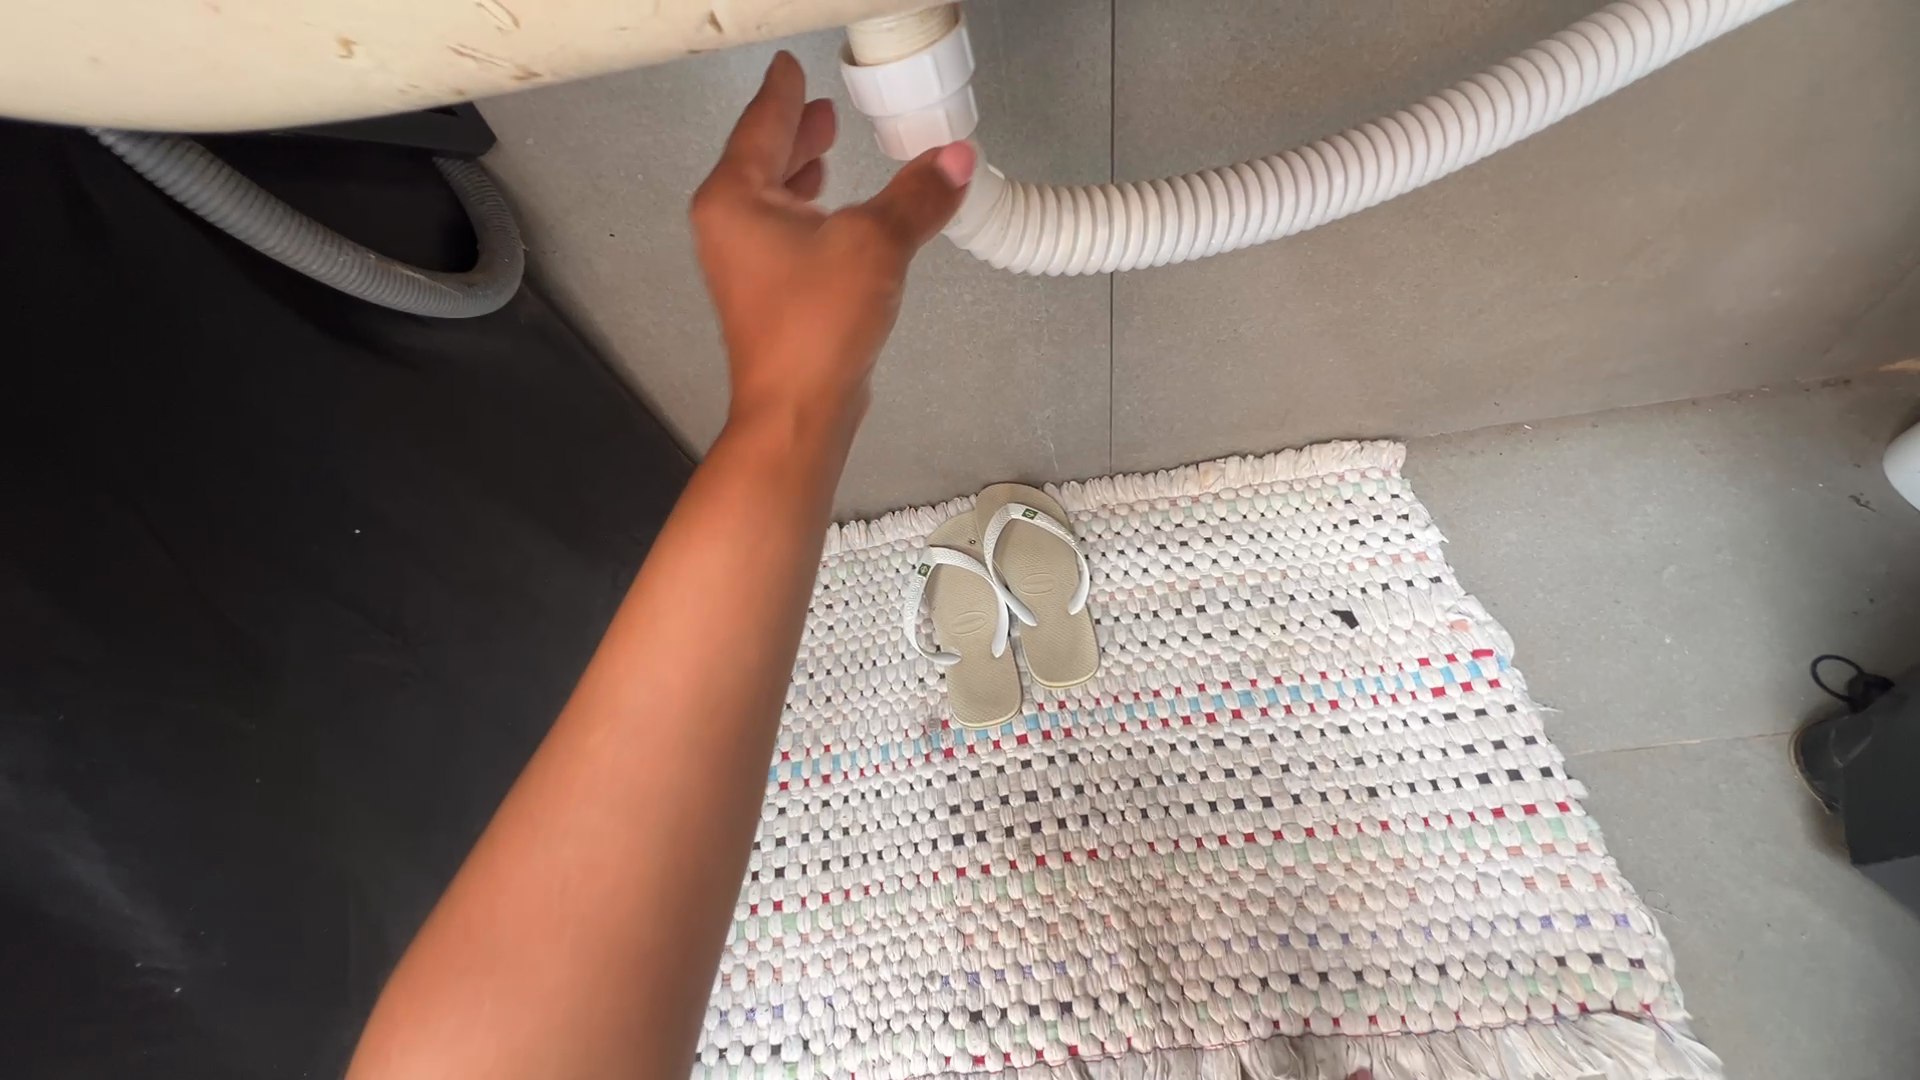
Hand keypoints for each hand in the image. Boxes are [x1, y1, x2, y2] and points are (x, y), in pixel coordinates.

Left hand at [691, 51, 975, 433]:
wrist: (797, 411)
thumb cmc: (817, 326)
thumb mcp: (875, 245)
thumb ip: (916, 196)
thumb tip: (957, 159)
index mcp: (736, 199)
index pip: (762, 124)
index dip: (784, 94)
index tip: (791, 72)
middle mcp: (730, 229)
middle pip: (761, 162)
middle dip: (795, 135)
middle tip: (821, 112)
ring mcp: (745, 269)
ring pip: (773, 204)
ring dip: (801, 177)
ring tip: (826, 154)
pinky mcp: (768, 301)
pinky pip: (786, 238)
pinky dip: (808, 218)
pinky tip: (833, 221)